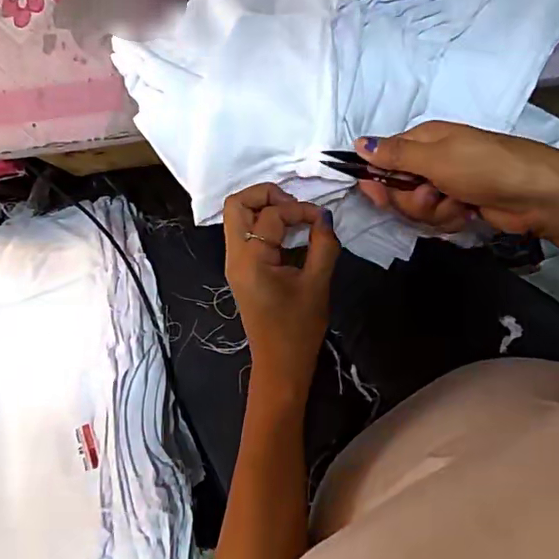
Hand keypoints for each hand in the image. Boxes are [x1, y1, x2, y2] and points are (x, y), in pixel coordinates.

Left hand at [222, 184, 339, 378]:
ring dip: (264, 208)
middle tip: (295, 206)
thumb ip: (323, 245)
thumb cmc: (299, 329)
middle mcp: (235, 256)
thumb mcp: (318, 284)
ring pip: (237, 217)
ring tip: (295, 218)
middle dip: (266, 194)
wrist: (280, 364)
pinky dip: (263, 224)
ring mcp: (234, 263)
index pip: (271, 214)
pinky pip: (244, 234)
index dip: (299, 209)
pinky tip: (289, 234)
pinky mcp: (240, 269)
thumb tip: (324, 217)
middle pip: (236, 204)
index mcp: (250, 260)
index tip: (322, 220)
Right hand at [353, 121, 558, 235]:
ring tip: (457, 204)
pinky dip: (449, 219)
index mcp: (423, 140)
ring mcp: (445, 184)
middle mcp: (431, 161)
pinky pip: (435, 218)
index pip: (383, 159)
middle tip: (432, 195)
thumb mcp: (435, 158)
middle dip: (411, 200)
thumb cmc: (485, 167)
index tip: (378, 192)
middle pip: (396, 189)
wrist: (536, 194)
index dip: (378, 178)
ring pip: (415, 208)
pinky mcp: (458, 205)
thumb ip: (394, 155)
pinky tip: (467, 213)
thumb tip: (358, 143)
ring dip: (433, 211)